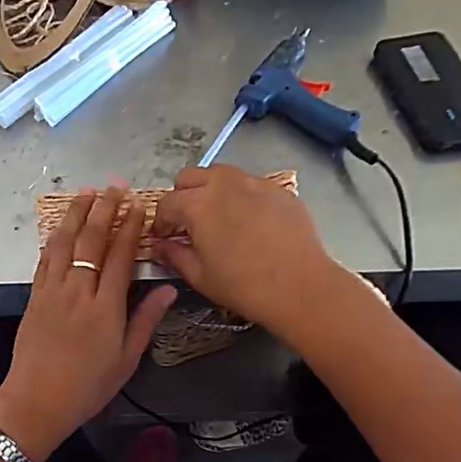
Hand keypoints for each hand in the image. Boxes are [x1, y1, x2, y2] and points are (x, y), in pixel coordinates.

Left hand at [0, 187, 177, 461]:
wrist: (37, 401)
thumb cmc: (88, 386)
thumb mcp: (127, 358)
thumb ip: (146, 320)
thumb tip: (169, 290)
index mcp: (106, 307)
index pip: (120, 256)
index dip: (129, 228)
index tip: (137, 206)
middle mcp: (78, 291)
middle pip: (92, 241)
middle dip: (104, 210)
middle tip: (114, 187)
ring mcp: (53, 291)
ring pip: (65, 243)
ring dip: (76, 215)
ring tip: (87, 192)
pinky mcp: (35, 297)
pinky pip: (46, 260)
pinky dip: (55, 239)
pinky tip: (61, 226)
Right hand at [151, 165, 351, 336]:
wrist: (300, 286)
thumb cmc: (244, 286)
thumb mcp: (200, 276)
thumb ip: (175, 255)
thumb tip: (161, 246)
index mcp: (198, 204)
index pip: (167, 203)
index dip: (160, 221)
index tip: (164, 237)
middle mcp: (224, 184)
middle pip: (190, 177)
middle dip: (182, 197)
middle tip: (187, 223)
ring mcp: (254, 183)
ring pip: (221, 174)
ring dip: (211, 190)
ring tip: (217, 218)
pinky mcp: (279, 190)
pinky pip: (250, 184)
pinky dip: (241, 196)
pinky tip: (249, 223)